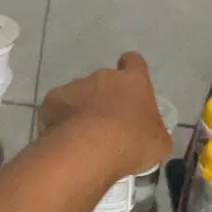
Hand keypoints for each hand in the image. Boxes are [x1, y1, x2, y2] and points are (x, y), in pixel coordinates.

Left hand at [37, 52, 172, 179]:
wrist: (88, 149)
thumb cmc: (132, 143)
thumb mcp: (158, 143)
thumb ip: (154, 130)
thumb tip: (150, 132)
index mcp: (133, 81)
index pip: (134, 62)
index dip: (132, 71)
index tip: (130, 87)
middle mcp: (103, 76)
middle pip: (105, 81)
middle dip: (104, 98)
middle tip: (107, 126)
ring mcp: (75, 85)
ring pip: (79, 94)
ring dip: (82, 110)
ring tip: (83, 138)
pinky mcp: (53, 99)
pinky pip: (58, 108)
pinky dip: (61, 120)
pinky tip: (65, 140)